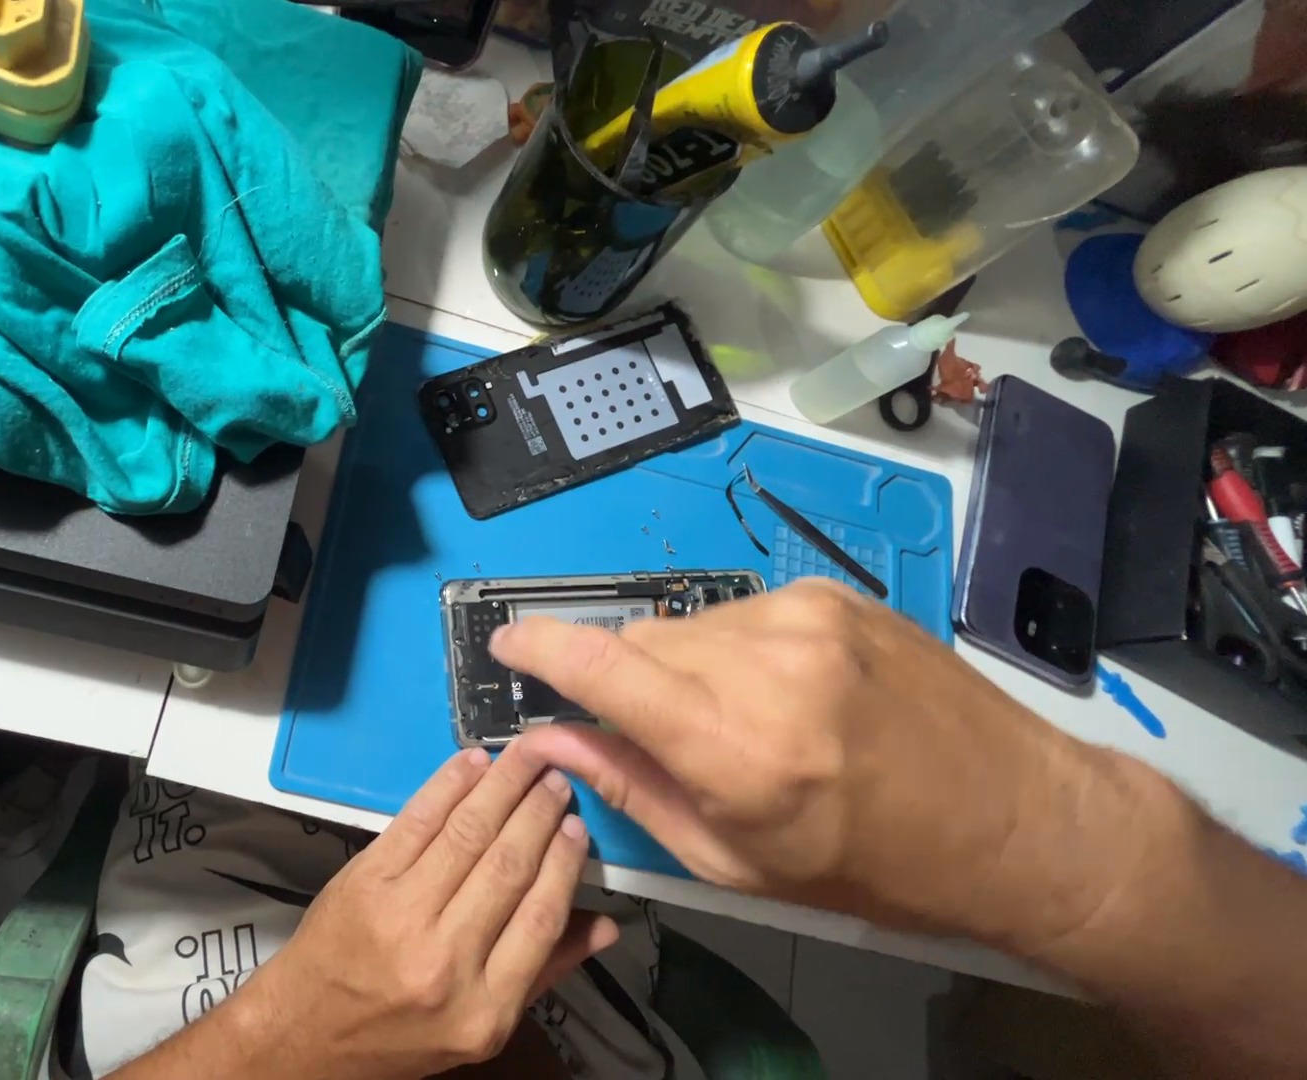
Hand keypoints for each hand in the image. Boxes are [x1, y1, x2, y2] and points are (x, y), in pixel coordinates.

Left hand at [235, 744, 619, 1079]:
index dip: (563, 862)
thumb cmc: (402, 1030)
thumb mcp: (481, 1026)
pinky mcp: (367, 878)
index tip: (578, 824)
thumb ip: (544, 972)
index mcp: (485, 1007)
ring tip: (526, 759)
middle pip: (506, 867)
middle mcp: (446, 959)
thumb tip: (605, 925)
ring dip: (501, 788)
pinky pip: (417, 820)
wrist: (310, 1027)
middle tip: (558, 778)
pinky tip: (472, 763)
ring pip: (466, 835)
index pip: (540, 917)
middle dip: (537, 812)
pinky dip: (448, 786)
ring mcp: (401, 913)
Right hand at [489, 580, 1163, 952]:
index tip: (507, 643)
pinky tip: (776, 686)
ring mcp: (799, 617)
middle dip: (619, 677)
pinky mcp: (825, 594)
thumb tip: (548, 737)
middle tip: (655, 725)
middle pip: (634, 643)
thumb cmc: (870, 866)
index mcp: (735, 745)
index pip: (602, 669)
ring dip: (676, 664)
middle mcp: (762, 664)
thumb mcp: (731, 858)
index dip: (539, 647)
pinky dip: (726, 647)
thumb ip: (627, 785)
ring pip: (680, 627)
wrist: (1024, 820)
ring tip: (732, 713)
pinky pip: (732, 613)